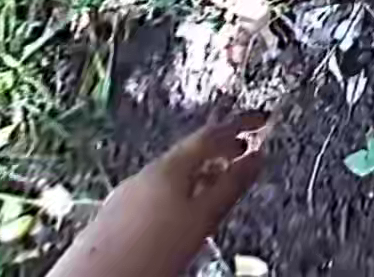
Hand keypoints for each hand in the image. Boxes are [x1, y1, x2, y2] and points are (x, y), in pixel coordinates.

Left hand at [50, 112, 266, 276]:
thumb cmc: (149, 254)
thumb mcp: (203, 217)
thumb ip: (233, 183)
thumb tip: (259, 155)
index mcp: (168, 167)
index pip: (212, 132)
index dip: (242, 123)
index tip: (264, 119)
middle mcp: (144, 176)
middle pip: (189, 153)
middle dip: (220, 150)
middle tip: (245, 150)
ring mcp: (122, 200)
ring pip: (171, 176)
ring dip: (200, 174)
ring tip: (219, 184)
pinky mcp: (108, 225)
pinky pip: (154, 195)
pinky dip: (179, 193)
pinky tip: (182, 214)